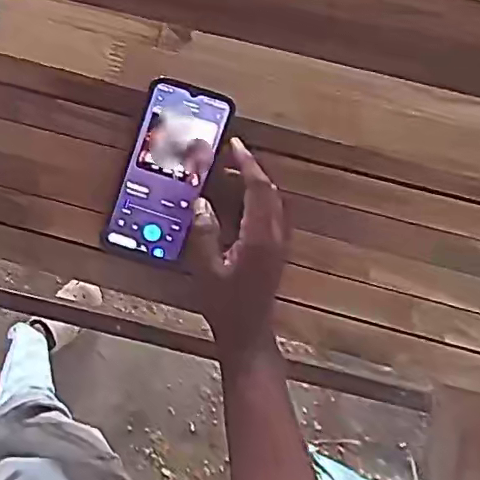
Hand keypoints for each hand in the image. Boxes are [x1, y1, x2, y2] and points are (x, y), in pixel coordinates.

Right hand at [189, 138, 289, 358]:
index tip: (234, 145)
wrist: (248, 333)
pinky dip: (256, 200)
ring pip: (272, 203)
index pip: (258, 190)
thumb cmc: (226, 305)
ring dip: (254, 185)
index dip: (246, 164)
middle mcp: (275, 237)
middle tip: (228, 157)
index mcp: (260, 238)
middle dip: (250, 170)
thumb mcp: (207, 269)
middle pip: (269, 192)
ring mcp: (278, 245)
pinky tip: (238, 202)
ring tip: (230, 175)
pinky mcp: (275, 251)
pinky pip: (270, 214)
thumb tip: (200, 204)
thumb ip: (203, 234)